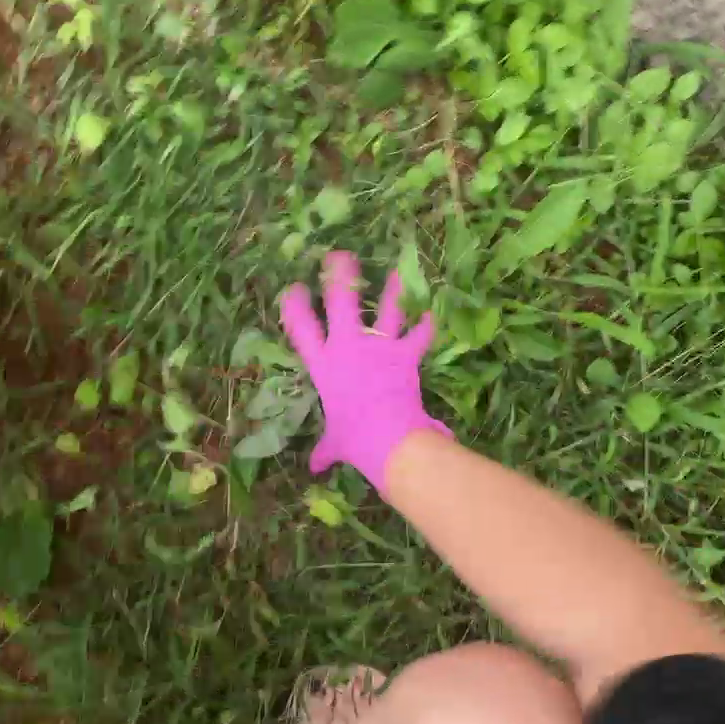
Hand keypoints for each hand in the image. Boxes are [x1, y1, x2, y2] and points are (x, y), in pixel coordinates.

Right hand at [279, 251, 451, 490]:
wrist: (387, 437)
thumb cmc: (353, 439)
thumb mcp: (335, 444)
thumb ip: (325, 450)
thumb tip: (315, 466)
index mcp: (324, 366)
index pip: (302, 330)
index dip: (295, 307)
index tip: (293, 289)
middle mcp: (348, 348)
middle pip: (340, 302)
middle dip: (339, 277)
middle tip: (339, 256)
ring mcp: (378, 347)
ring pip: (385, 310)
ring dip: (393, 290)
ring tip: (397, 272)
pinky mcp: (405, 354)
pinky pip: (419, 336)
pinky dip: (426, 327)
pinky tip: (431, 315)